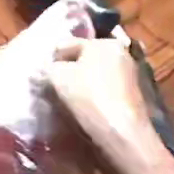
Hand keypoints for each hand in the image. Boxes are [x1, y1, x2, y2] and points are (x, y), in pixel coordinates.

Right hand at [42, 35, 166, 173]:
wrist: (120, 130)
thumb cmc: (87, 97)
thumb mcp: (57, 78)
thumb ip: (46, 69)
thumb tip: (42, 69)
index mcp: (101, 42)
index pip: (67, 44)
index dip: (50, 59)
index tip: (40, 76)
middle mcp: (120, 51)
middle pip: (84, 58)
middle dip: (68, 69)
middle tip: (52, 86)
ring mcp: (130, 72)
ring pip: (95, 72)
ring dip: (81, 82)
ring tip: (66, 98)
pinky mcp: (133, 92)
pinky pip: (105, 87)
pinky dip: (93, 93)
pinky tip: (84, 106)